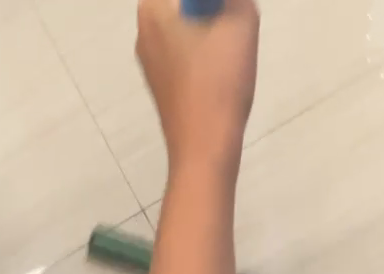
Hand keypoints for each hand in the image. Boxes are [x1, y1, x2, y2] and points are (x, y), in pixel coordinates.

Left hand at [136, 0, 259, 176]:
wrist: (204, 150)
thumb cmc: (220, 83)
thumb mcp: (241, 20)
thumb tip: (228, 4)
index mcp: (153, 7)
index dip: (214, 3)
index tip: (229, 11)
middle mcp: (143, 29)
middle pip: (186, 5)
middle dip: (213, 10)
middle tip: (235, 22)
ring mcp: (149, 60)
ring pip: (186, 26)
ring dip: (212, 28)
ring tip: (231, 48)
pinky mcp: (161, 84)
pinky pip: (184, 51)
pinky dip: (204, 51)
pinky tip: (221, 72)